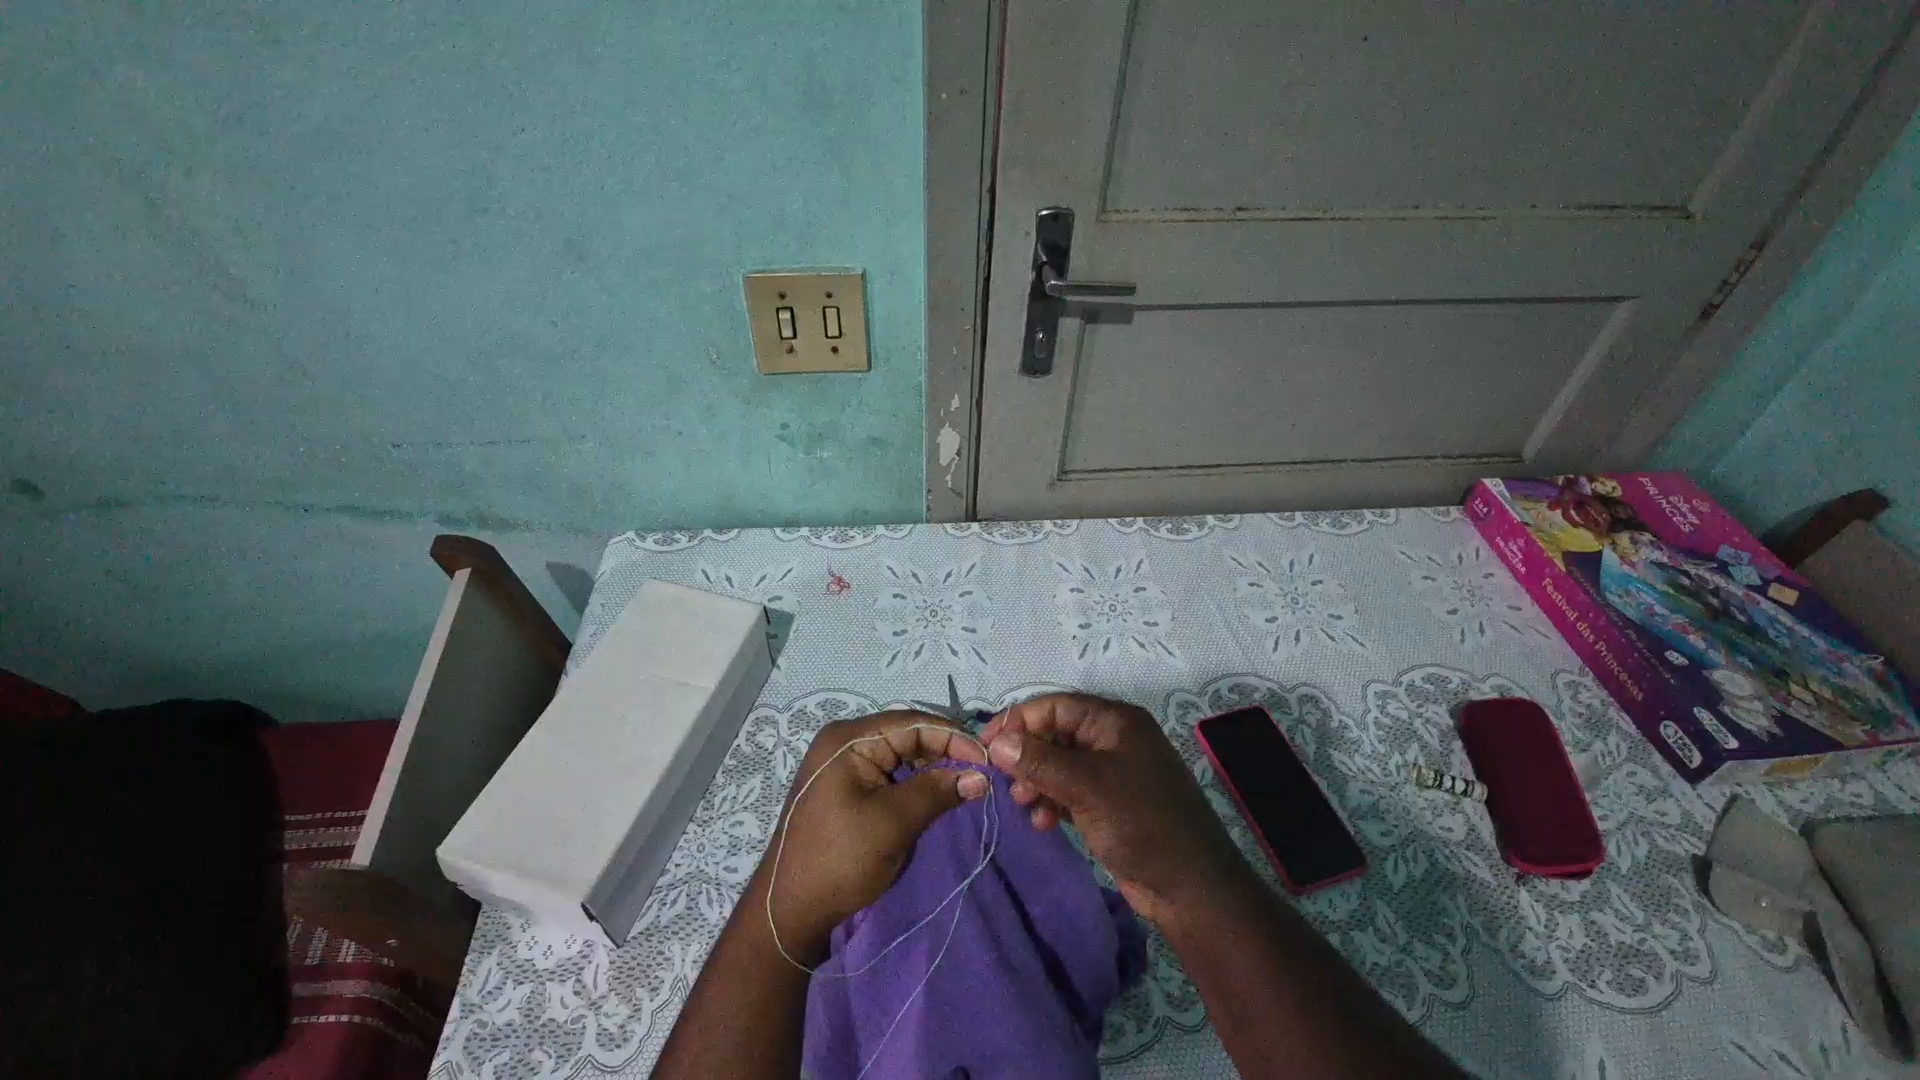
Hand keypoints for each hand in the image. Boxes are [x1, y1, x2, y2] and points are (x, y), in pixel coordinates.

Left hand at [755, 711, 988, 964]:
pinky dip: (915, 781)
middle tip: (981, 773)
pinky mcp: (844, 787)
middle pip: (906, 734)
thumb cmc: (840, 860)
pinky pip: (888, 772)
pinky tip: (937, 794)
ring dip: (932, 767)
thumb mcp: (894, 823)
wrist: (789, 911)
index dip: (953, 737)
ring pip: (900, 754)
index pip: (913, 723)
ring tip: (965, 783)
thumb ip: (937, 791)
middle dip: (945, 750)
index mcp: (848, 740)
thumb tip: (980, 776)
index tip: (988, 761)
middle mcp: (842, 742)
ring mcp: (841, 764)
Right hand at [980, 694, 1249, 922]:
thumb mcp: (1087, 786)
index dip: (1018, 721)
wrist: (1190, 887)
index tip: (986, 746)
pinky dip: (1051, 802)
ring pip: (1057, 765)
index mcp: (1115, 721)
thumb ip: (1040, 760)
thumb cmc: (1142, 823)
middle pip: (1054, 734)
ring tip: (1026, 806)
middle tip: (1006, 784)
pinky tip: (1044, 823)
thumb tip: (997, 742)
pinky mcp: (1108, 803)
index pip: (1055, 706)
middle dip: (1027, 756)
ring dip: (1036, 782)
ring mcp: (1111, 773)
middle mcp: (1113, 739)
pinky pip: (1068, 791)